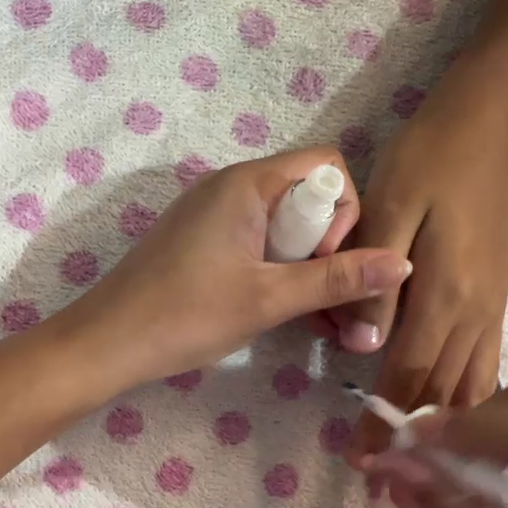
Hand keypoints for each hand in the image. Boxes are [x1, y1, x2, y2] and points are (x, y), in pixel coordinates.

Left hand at [65, 147, 413, 387]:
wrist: (106, 342)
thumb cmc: (187, 315)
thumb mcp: (269, 298)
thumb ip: (336, 279)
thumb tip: (401, 262)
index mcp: (248, 183)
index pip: (326, 165)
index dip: (344, 211)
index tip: (328, 263)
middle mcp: (231, 186)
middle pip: (306, 194)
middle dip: (328, 244)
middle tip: (321, 297)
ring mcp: (211, 213)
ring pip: (281, 224)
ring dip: (304, 264)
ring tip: (309, 315)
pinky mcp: (199, 240)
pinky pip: (254, 241)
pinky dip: (275, 270)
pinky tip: (277, 309)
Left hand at [332, 109, 507, 465]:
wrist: (490, 125)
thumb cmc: (429, 160)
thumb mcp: (391, 208)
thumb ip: (374, 277)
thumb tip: (368, 343)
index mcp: (443, 296)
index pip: (406, 377)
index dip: (382, 423)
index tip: (362, 462)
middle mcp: (475, 314)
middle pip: (442, 394)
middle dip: (415, 439)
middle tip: (387, 478)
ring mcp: (492, 308)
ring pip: (471, 386)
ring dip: (447, 428)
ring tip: (422, 466)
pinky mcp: (496, 298)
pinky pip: (486, 363)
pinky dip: (471, 400)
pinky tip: (460, 419)